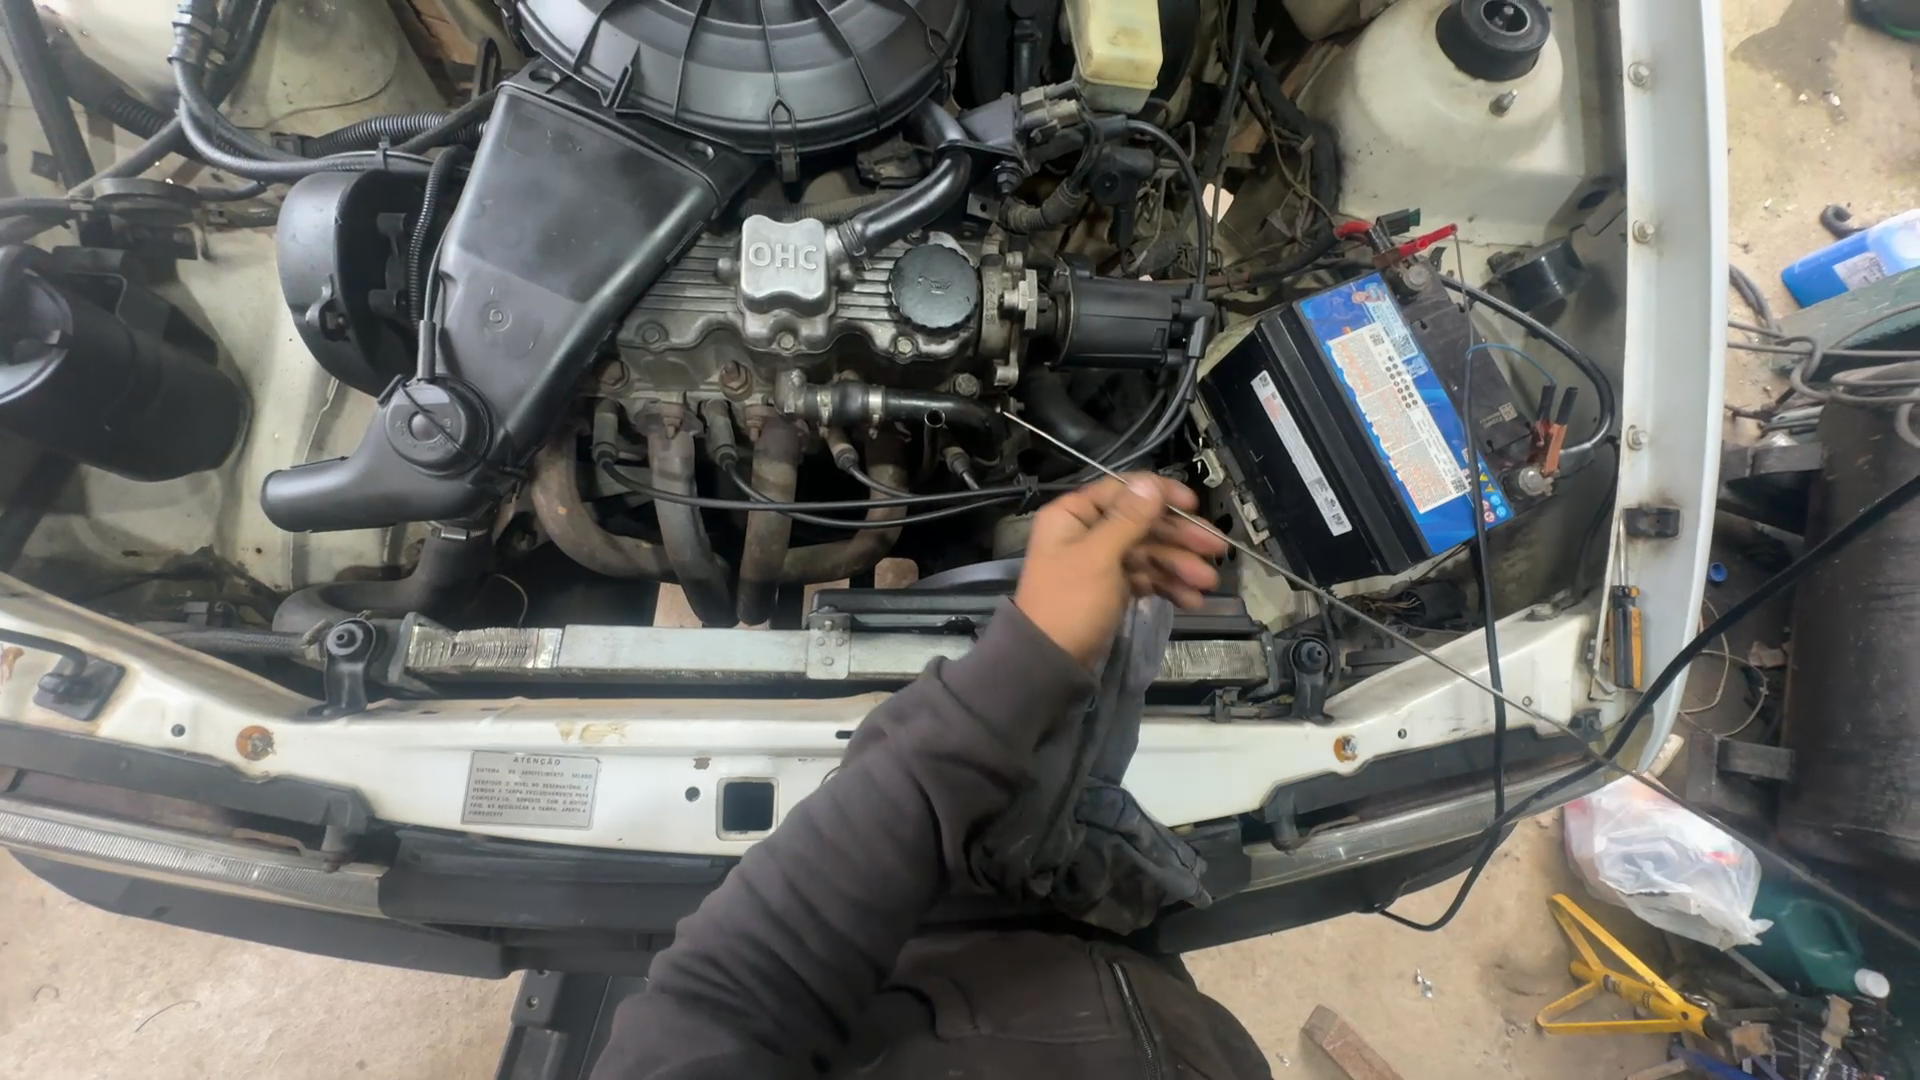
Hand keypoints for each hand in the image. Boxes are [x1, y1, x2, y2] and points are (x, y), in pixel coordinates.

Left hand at [1014, 473, 1228, 666]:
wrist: (1050, 663)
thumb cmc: (1069, 603)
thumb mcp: (1098, 557)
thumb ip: (1128, 519)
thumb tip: (1151, 481)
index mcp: (1073, 515)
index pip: (1123, 491)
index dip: (1160, 495)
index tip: (1194, 505)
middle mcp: (1085, 532)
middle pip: (1141, 523)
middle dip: (1179, 538)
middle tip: (1216, 549)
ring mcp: (1099, 562)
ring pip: (1147, 553)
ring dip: (1178, 566)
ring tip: (1207, 584)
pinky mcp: (1110, 588)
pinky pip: (1144, 578)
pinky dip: (1166, 586)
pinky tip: (1190, 599)